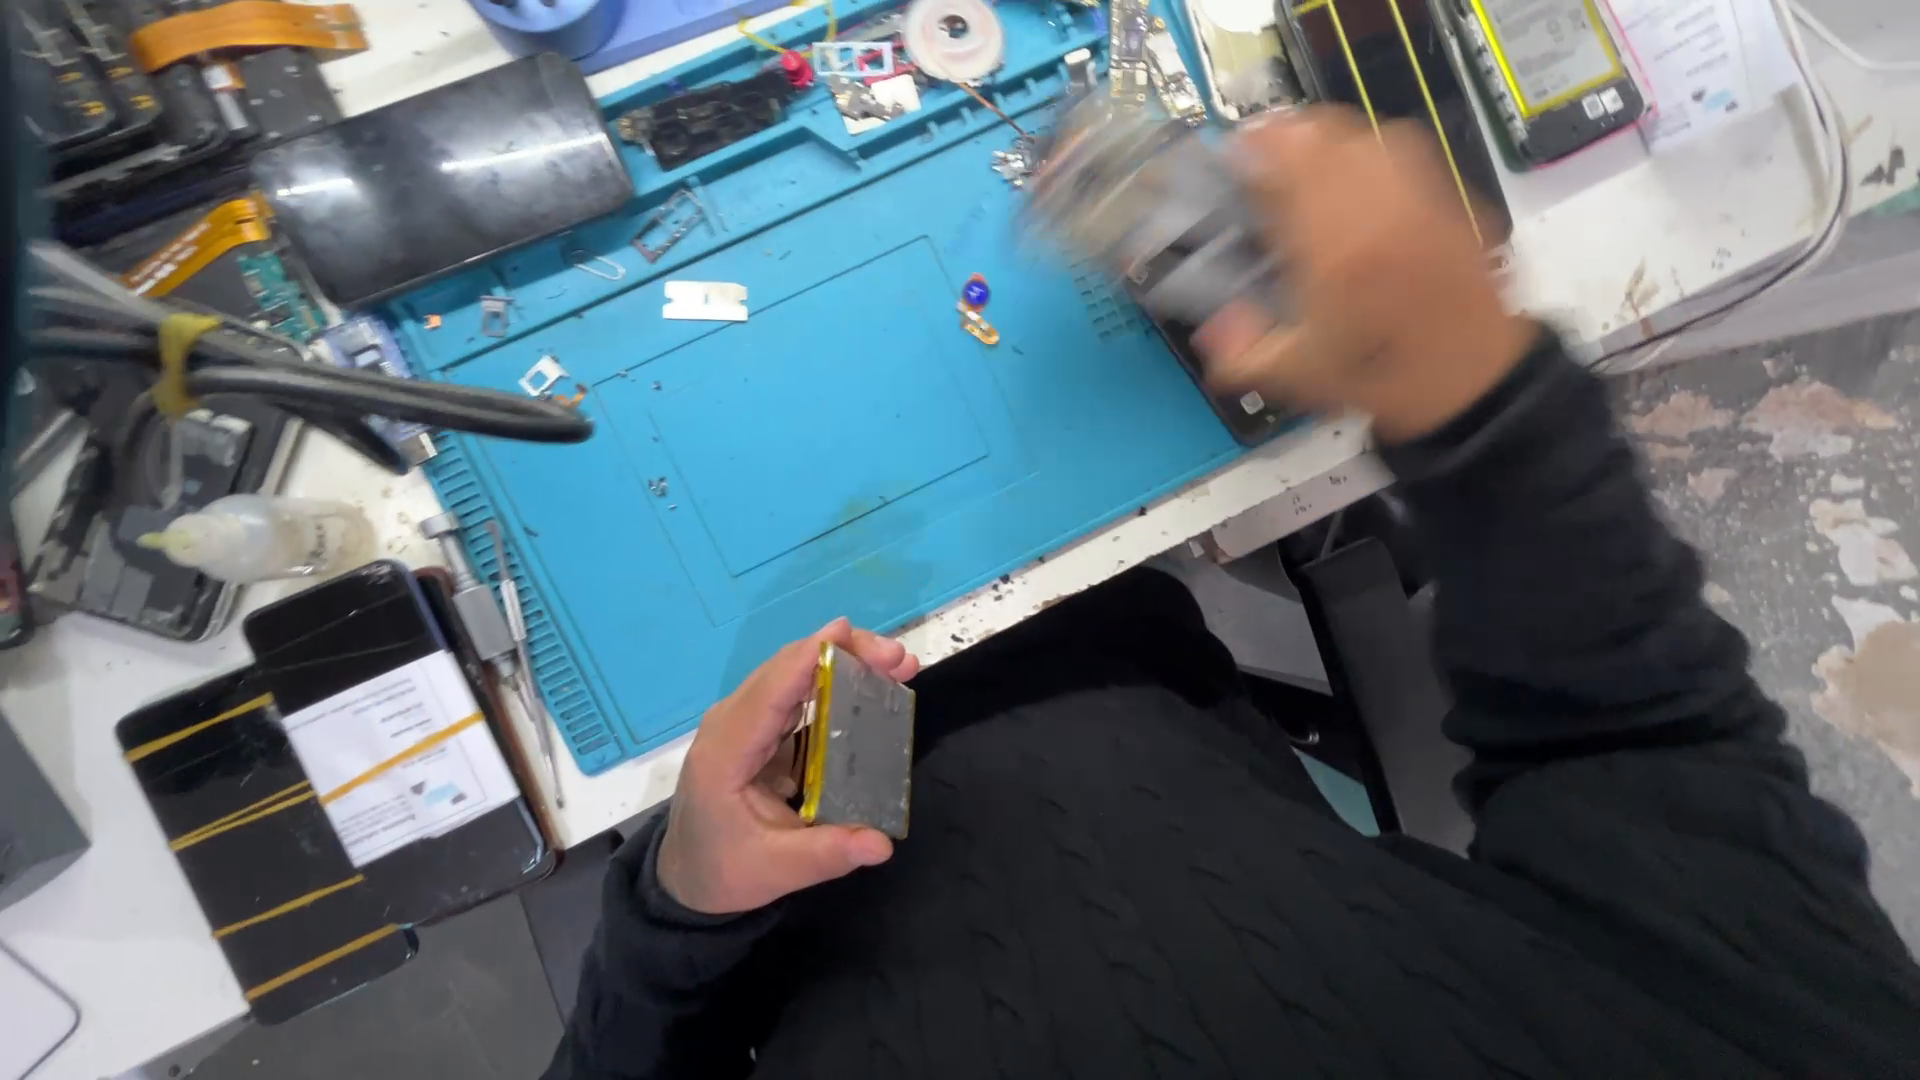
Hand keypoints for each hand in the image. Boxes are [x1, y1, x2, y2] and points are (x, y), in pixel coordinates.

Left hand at [656, 618, 920, 914]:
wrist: (687, 876)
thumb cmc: (723, 871)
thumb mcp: (775, 871)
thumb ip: (827, 854)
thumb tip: (882, 845)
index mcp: (726, 752)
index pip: (769, 691)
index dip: (808, 658)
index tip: (849, 632)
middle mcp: (731, 723)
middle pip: (786, 668)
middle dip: (843, 654)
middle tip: (898, 659)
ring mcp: (744, 719)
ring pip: (794, 672)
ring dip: (845, 661)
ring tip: (898, 664)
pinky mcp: (760, 724)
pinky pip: (798, 689)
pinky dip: (836, 679)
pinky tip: (874, 680)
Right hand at [1194, 108, 1536, 441]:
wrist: (1465, 373)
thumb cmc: (1376, 373)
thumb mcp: (1292, 379)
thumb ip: (1239, 354)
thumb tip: (1213, 322)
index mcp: (1333, 250)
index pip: (1285, 168)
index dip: (1250, 151)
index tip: (1228, 158)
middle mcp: (1376, 209)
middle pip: (1322, 135)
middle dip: (1281, 137)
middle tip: (1257, 157)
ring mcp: (1417, 196)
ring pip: (1361, 132)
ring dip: (1322, 137)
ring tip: (1299, 159)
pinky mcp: (1444, 197)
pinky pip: (1400, 147)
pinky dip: (1364, 148)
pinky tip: (1350, 173)